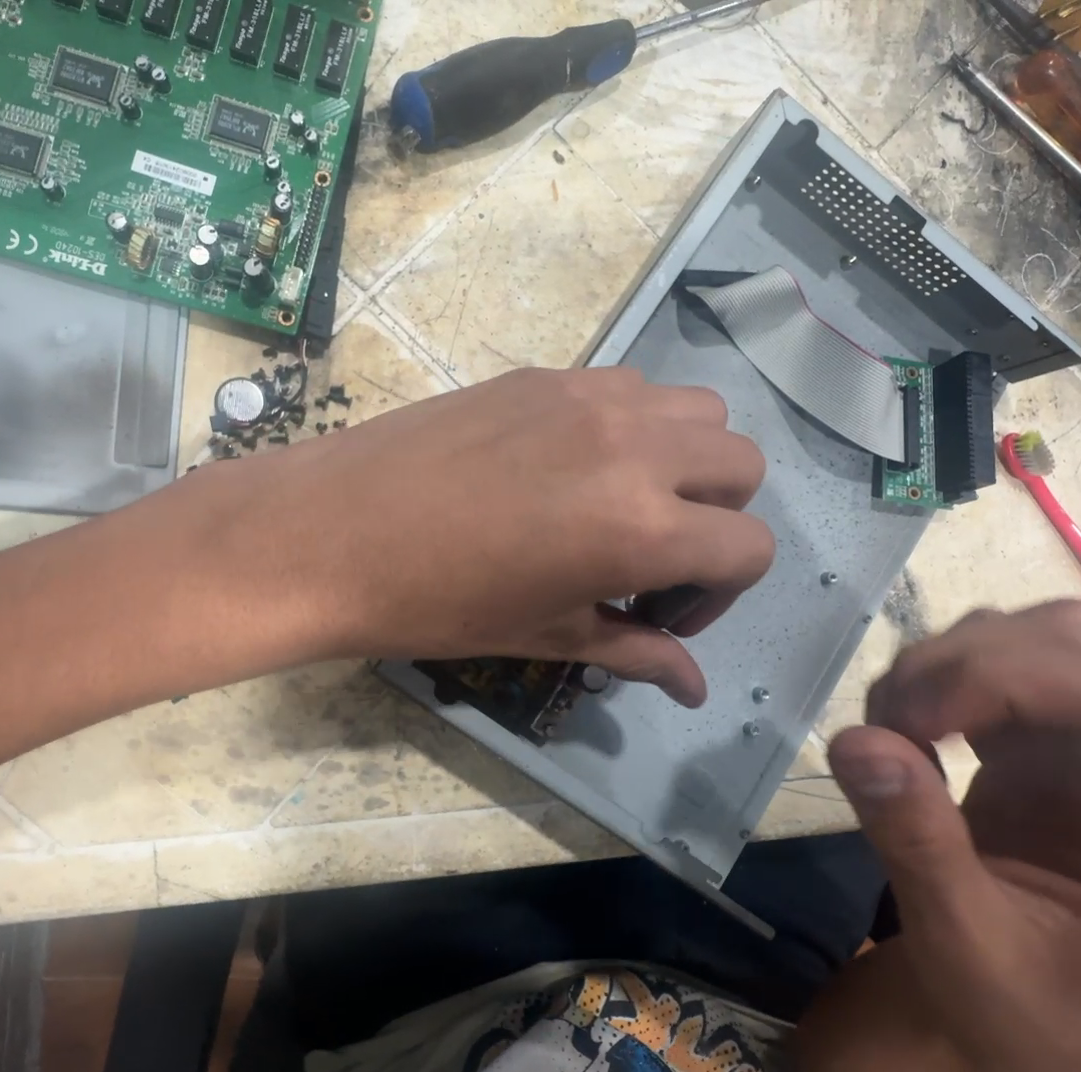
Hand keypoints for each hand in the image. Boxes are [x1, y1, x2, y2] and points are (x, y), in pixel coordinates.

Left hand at [188, 367, 773, 704]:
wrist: (330, 534)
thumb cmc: (435, 604)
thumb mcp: (545, 635)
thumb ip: (635, 652)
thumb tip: (695, 689)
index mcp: (640, 526)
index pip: (750, 547)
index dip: (722, 591)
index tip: (661, 611)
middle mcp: (633, 446)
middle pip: (742, 464)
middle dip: (718, 517)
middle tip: (655, 555)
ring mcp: (588, 396)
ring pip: (695, 409)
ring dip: (683, 460)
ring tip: (620, 502)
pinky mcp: (543, 373)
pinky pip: (627, 385)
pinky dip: (631, 425)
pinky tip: (568, 466)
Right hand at [819, 601, 1080, 1071]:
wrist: (1002, 1028)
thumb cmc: (1007, 1011)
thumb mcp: (961, 944)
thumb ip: (915, 841)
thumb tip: (852, 739)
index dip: (1016, 675)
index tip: (913, 716)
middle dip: (972, 663)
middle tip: (889, 717)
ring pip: (1041, 643)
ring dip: (950, 663)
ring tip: (889, 724)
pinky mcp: (1045, 750)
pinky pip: (999, 670)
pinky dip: (938, 680)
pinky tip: (901, 727)